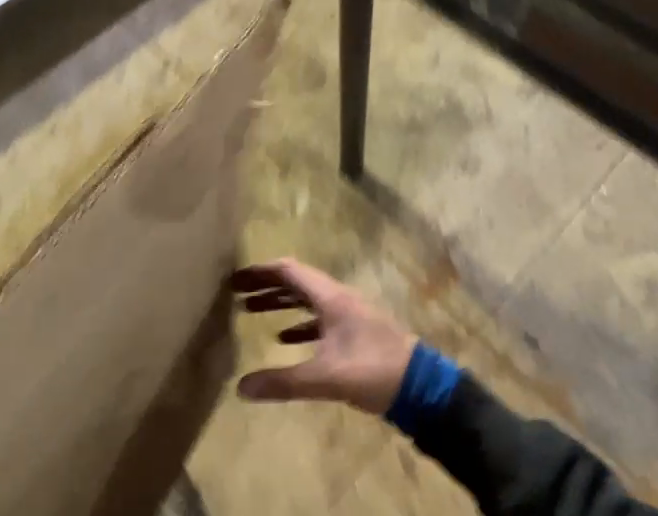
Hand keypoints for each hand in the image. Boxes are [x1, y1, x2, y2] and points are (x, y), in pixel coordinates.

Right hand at [230, 257, 416, 415]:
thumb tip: (241, 387)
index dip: (260, 272)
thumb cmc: (373, 370)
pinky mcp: (356, 332)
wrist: (422, 386)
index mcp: (331, 297)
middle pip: (296, 282)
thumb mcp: (325, 378)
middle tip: (236, 293)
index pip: (289, 271)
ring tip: (251, 311)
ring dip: (280, 302)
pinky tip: (284, 340)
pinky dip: (298, 323)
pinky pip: (319, 318)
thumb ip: (283, 382)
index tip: (235, 279)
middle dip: (265, 285)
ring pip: (307, 299)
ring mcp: (349, 314)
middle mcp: (338, 298)